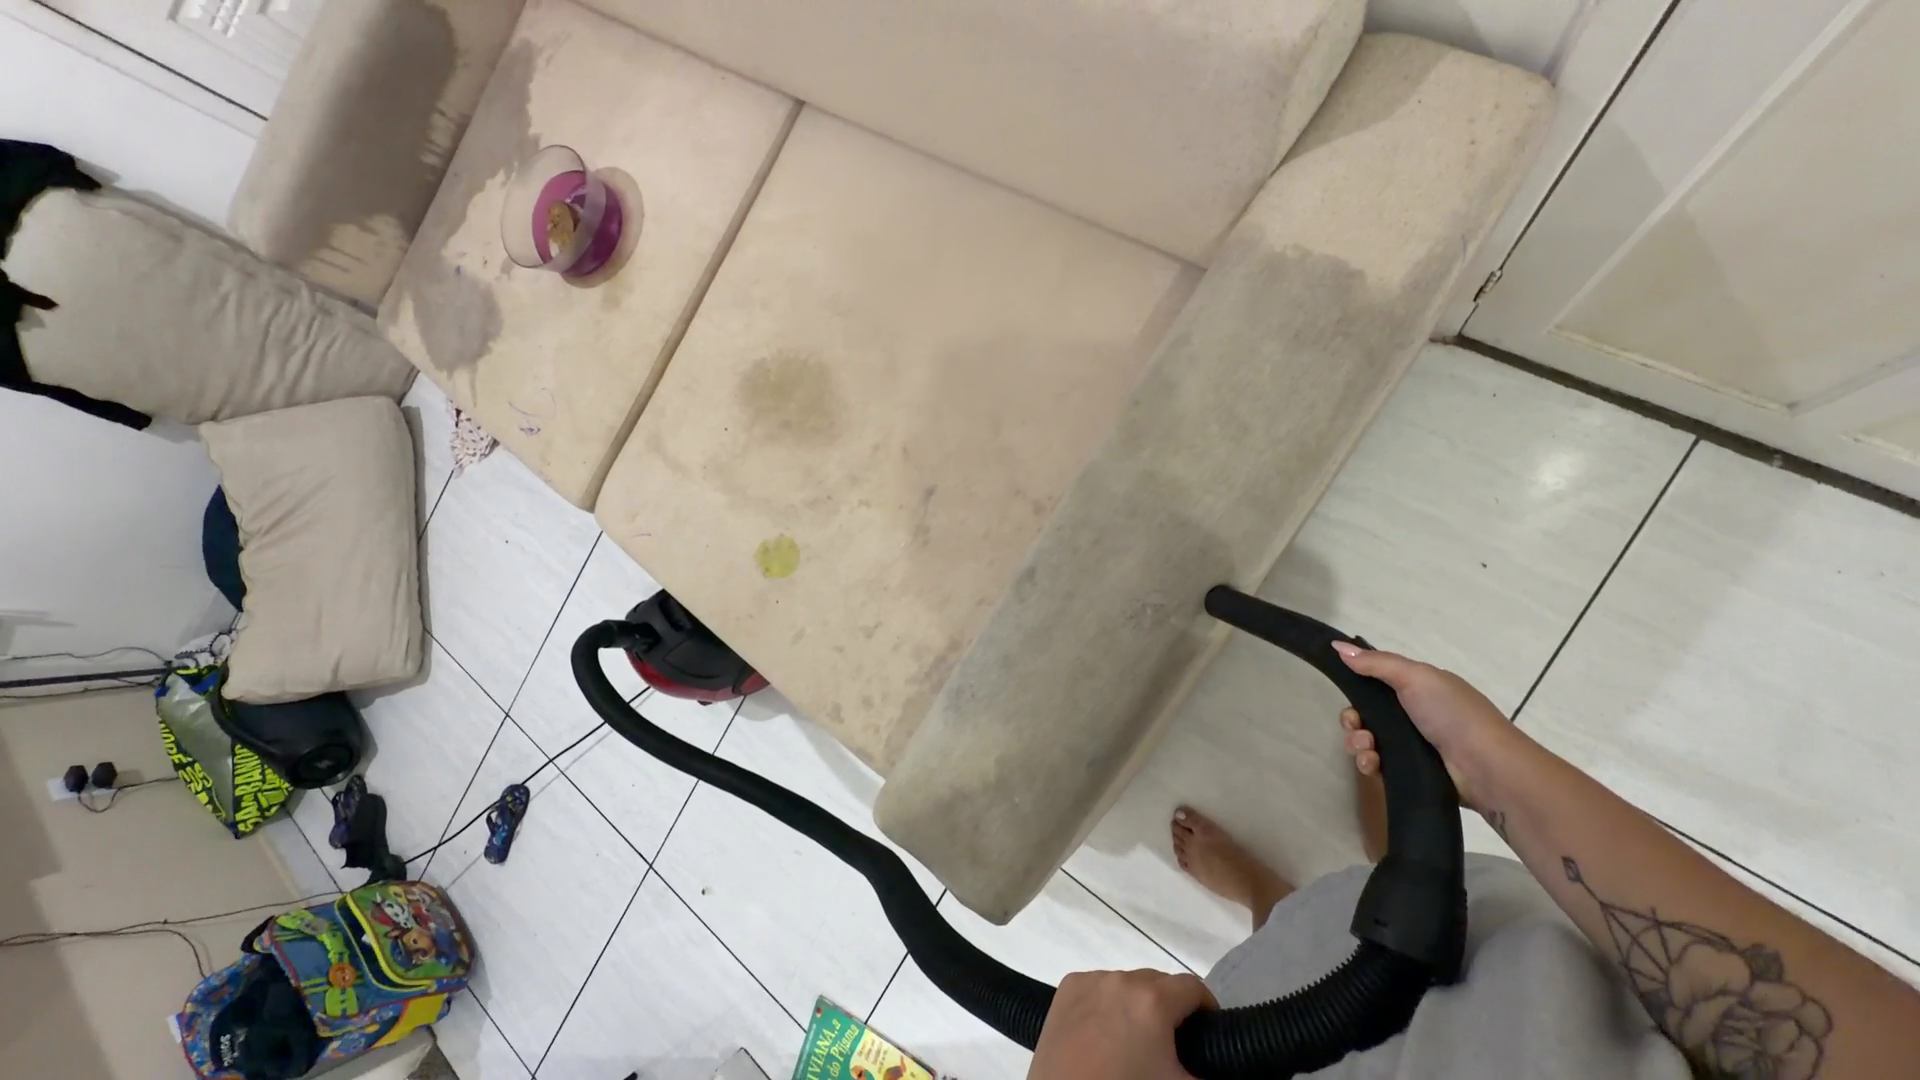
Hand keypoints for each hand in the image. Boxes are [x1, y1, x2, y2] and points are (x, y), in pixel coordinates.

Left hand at [1028, 969, 1213, 1079]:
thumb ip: (1209, 1068)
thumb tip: (1217, 1063)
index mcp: (1153, 999)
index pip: (1193, 987)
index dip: (1206, 1010)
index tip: (1207, 1034)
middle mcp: (1121, 979)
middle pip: (1160, 983)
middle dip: (1171, 1008)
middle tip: (1170, 1047)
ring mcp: (1090, 980)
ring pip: (1129, 984)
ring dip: (1139, 1004)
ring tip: (1134, 1042)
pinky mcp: (1067, 989)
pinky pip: (1101, 987)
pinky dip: (1109, 1003)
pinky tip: (1105, 1034)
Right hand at [1329, 642, 1517, 812]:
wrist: (1484, 766)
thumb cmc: (1451, 714)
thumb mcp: (1415, 677)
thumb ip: (1375, 662)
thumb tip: (1336, 645)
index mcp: (1418, 689)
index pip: (1375, 686)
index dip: (1357, 691)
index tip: (1347, 697)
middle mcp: (1413, 715)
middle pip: (1366, 715)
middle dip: (1353, 720)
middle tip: (1356, 726)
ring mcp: (1411, 745)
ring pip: (1367, 740)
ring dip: (1357, 743)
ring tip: (1368, 749)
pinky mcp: (1409, 772)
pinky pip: (1377, 765)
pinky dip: (1369, 763)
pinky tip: (1373, 764)